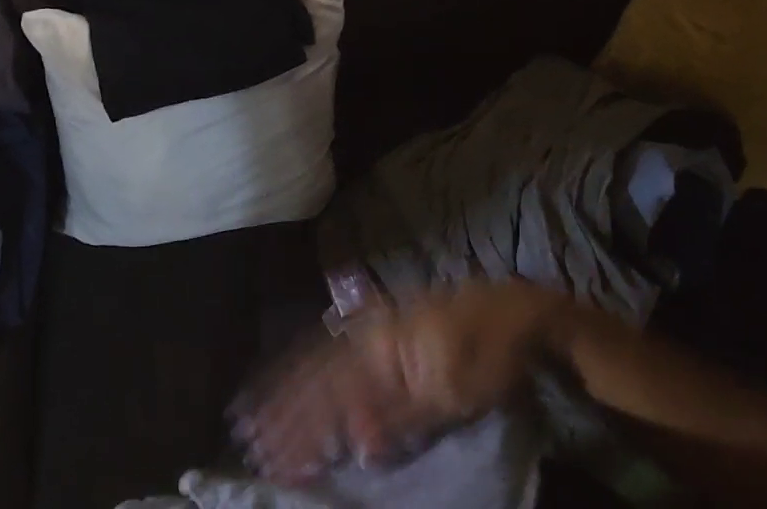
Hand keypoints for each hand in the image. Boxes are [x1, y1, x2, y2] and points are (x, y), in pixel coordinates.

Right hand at [232, 280, 562, 483]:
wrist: (516, 313)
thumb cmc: (486, 358)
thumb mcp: (448, 397)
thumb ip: (399, 421)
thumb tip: (358, 448)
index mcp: (378, 351)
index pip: (327, 396)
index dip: (298, 427)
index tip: (270, 455)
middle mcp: (367, 336)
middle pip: (316, 377)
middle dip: (283, 411)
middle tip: (250, 438)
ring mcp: (377, 329)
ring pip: (322, 363)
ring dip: (290, 391)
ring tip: (260, 411)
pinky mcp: (389, 331)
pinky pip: (339, 352)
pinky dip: (314, 371)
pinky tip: (302, 379)